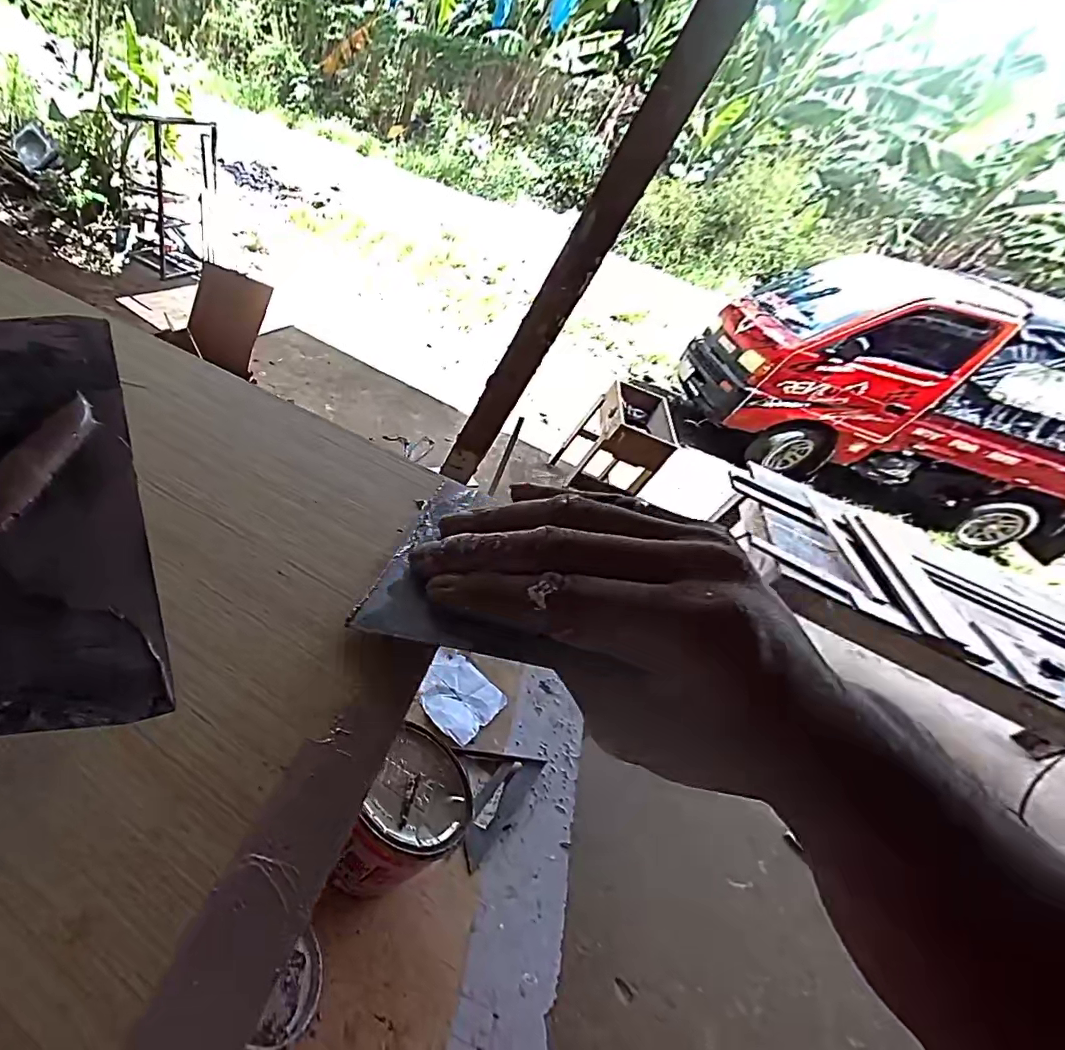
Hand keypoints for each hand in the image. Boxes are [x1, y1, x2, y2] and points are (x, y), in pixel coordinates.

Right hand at [410, 485, 843, 800]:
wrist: (815, 734)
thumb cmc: (711, 745)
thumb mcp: (618, 713)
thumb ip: (555, 650)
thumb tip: (485, 609)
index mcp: (685, 627)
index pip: (556, 596)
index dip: (485, 590)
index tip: (433, 587)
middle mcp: (698, 570)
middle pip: (562, 544)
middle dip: (481, 550)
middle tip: (427, 553)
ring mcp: (705, 542)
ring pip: (581, 514)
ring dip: (506, 520)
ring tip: (454, 527)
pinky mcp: (702, 532)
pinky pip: (616, 505)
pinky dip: (557, 499)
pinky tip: (511, 497)